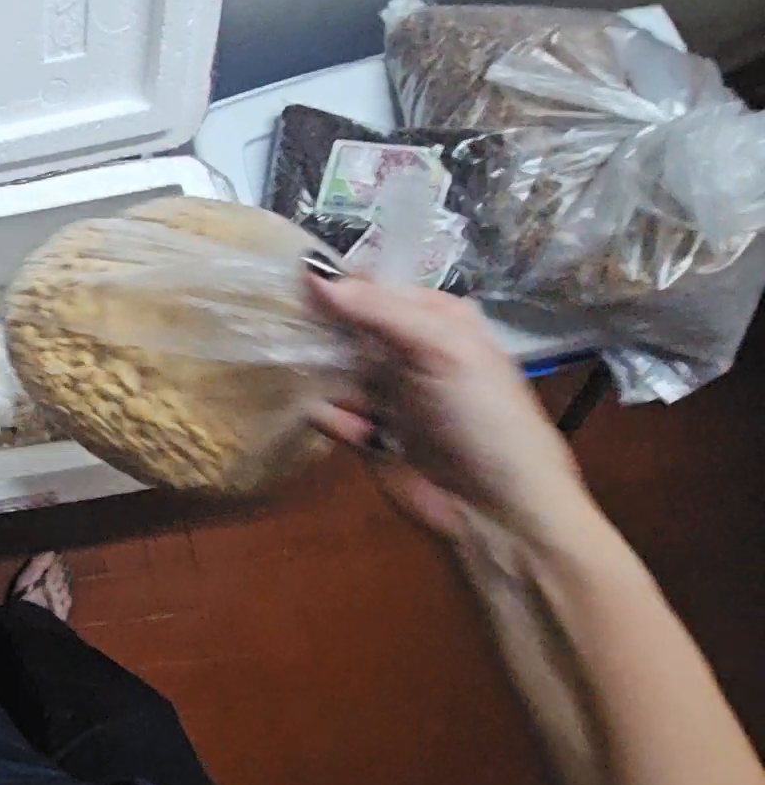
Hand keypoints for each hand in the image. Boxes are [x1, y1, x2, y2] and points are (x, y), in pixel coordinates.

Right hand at [306, 275, 598, 550]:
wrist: (493, 510)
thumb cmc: (481, 418)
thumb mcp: (440, 349)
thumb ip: (377, 310)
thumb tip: (310, 275)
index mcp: (435, 321)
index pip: (373, 285)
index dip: (336, 283)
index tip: (298, 283)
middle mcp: (405, 349)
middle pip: (341, 324)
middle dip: (317, 329)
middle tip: (292, 331)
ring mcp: (381, 388)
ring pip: (325, 364)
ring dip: (318, 375)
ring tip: (330, 386)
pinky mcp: (360, 425)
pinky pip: (323, 407)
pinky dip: (331, 416)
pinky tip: (358, 431)